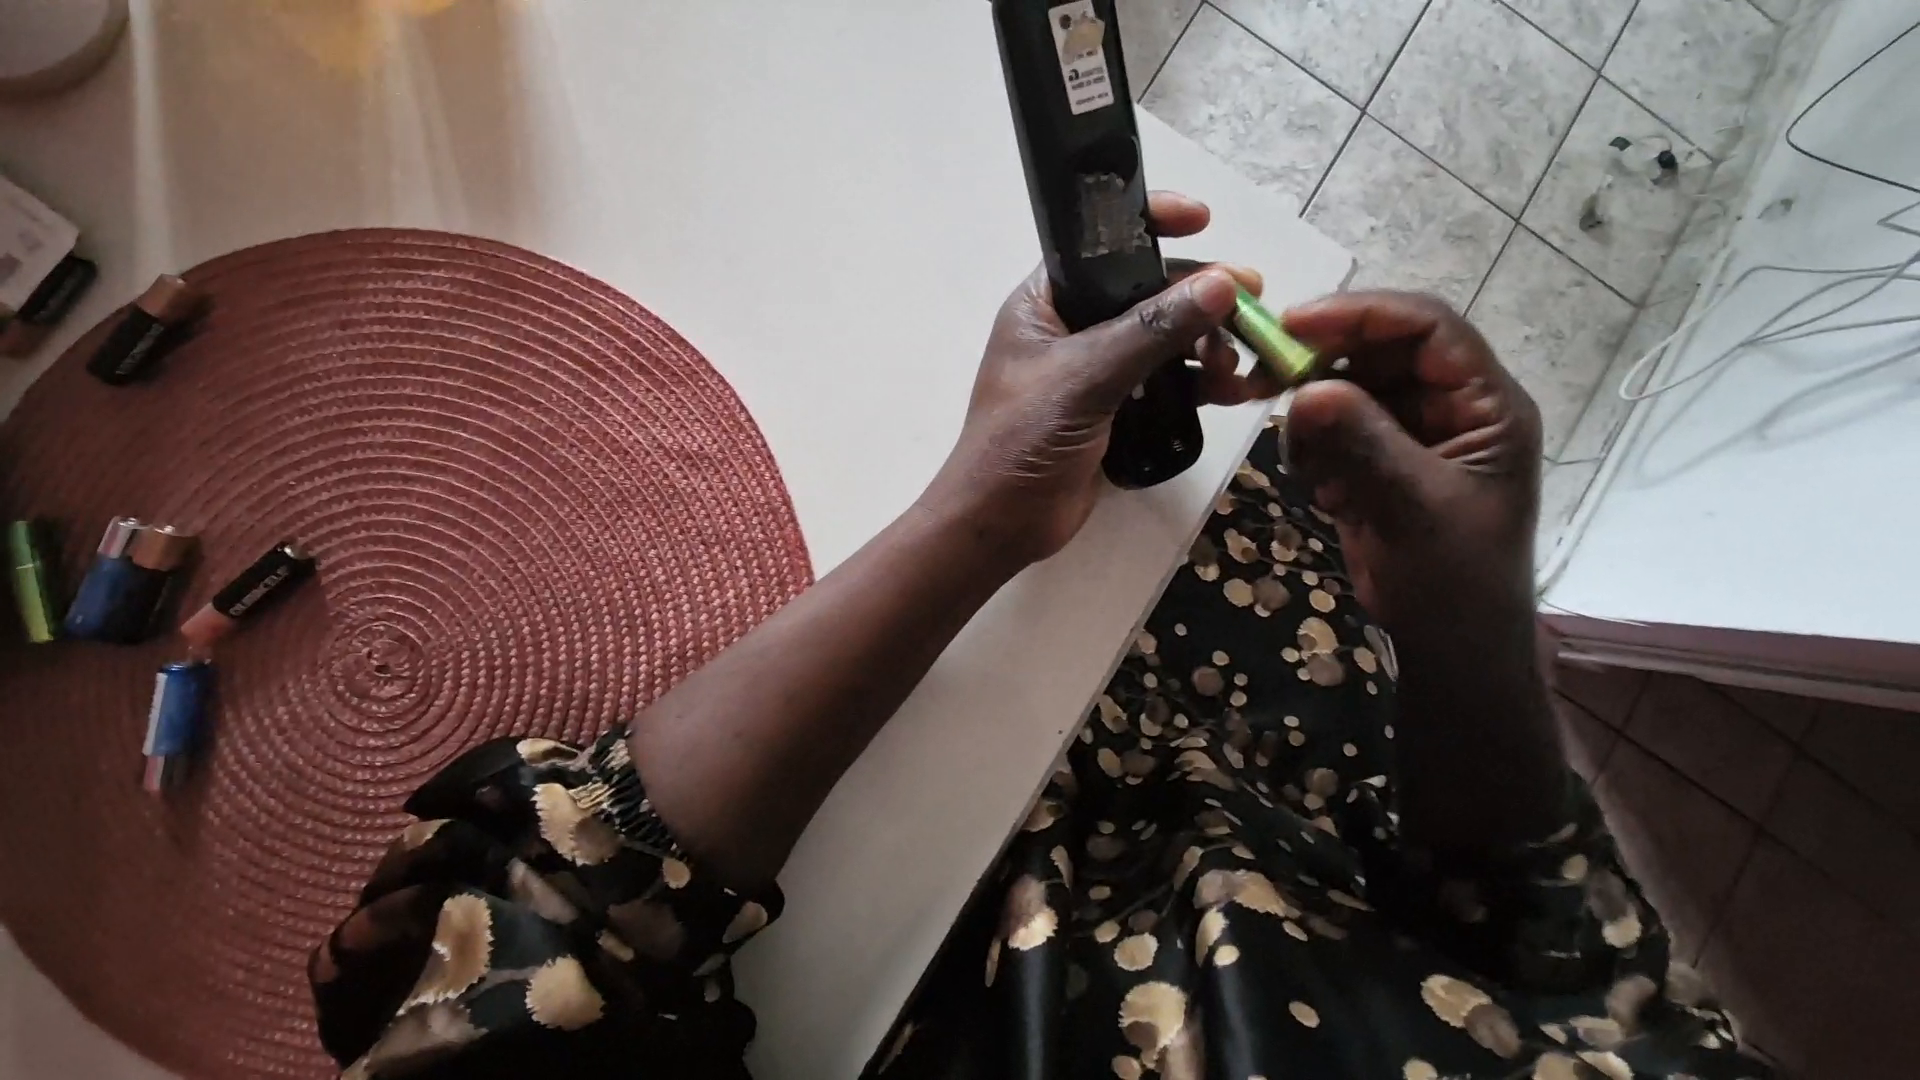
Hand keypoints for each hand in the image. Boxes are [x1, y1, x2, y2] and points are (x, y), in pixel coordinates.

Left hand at [924, 192, 1271, 567]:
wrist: (1002, 524)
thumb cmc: (1023, 441)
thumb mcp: (1084, 377)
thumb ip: (1151, 330)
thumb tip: (1223, 284)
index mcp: (1045, 303)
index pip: (1101, 244)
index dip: (1151, 224)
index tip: (1203, 220)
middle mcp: (1072, 329)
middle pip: (1146, 293)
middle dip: (1198, 299)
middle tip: (1251, 304)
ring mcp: (1096, 372)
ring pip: (1163, 341)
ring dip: (1207, 346)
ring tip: (1239, 365)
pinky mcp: (1116, 412)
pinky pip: (1167, 384)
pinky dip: (1199, 385)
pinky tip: (1232, 393)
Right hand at [1281, 291, 1541, 654]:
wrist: (1447, 643)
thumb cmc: (1453, 579)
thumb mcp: (1413, 507)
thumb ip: (1363, 444)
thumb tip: (1306, 391)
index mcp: (1483, 404)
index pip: (1426, 328)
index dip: (1361, 315)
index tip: (1291, 326)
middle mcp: (1445, 407)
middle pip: (1376, 354)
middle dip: (1320, 366)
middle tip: (1260, 382)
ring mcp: (1406, 435)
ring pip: (1344, 393)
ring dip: (1313, 423)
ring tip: (1313, 472)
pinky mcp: (1374, 463)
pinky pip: (1328, 433)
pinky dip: (1311, 455)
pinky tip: (1325, 496)